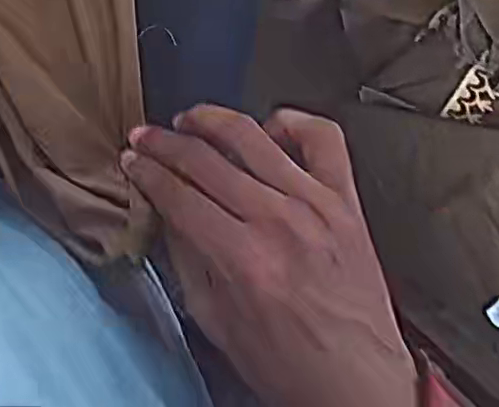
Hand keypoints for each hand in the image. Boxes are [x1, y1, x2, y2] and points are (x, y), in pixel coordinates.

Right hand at [123, 105, 415, 406]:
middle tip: (144, 137)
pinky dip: (289, 122)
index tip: (131, 161)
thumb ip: (184, 256)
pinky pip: (319, 136)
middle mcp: (278, 223)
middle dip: (160, 142)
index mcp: (244, 261)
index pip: (176, 193)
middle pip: (201, 158)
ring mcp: (316, 204)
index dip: (144, 171)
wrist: (367, 389)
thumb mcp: (216, 321)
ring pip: (248, 132)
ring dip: (206, 118)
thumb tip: (162, 205)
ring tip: (188, 120)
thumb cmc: (291, 365)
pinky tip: (266, 130)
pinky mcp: (345, 200)